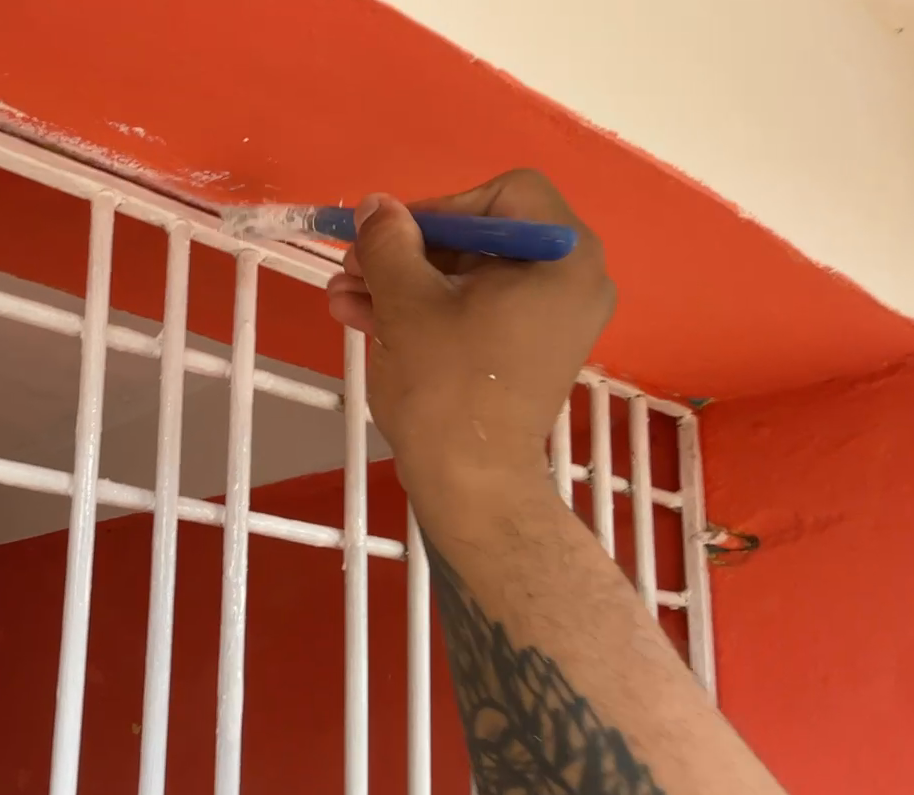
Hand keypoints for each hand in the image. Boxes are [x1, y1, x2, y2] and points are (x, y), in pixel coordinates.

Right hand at [325, 170, 614, 510]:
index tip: (382, 239)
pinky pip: (471, 315)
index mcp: (563, 256)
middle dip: (406, 253)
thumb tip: (374, 206)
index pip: (502, 196)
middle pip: (480, 240)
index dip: (435, 208)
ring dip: (401, 285)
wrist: (468, 479)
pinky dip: (423, 313)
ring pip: (466, 281)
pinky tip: (367, 318)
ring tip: (343, 297)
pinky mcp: (520, 355)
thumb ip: (389, 245)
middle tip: (351, 268)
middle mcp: (569, 281)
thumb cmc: (444, 385)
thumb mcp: (407, 305)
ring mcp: (546, 322)